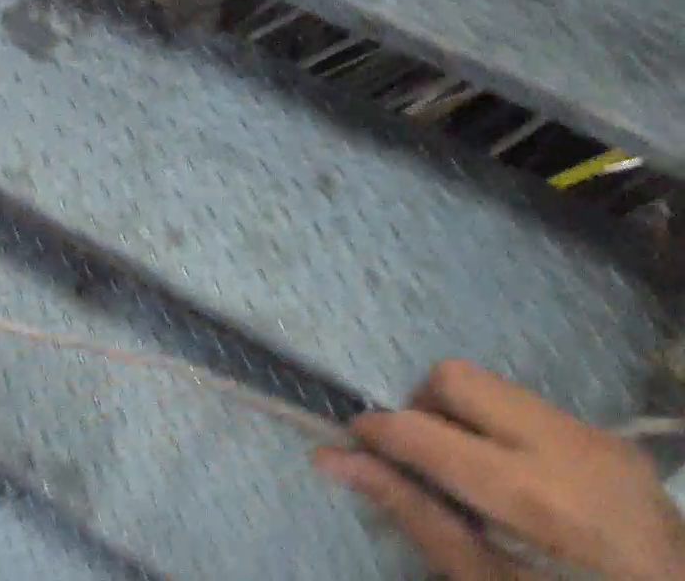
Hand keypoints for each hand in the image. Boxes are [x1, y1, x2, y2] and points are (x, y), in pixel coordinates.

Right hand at [313, 360, 684, 580]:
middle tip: (426, 458)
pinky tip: (515, 472)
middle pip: (452, 378)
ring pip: (486, 382)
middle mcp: (571, 451)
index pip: (419, 430)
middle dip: (421, 408)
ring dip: (458, 414)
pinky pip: (524, 403)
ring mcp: (598, 439)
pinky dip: (497, 425)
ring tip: (473, 466)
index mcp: (537, 497)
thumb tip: (328, 457)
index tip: (355, 448)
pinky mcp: (610, 437)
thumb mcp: (484, 578)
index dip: (372, 433)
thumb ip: (410, 510)